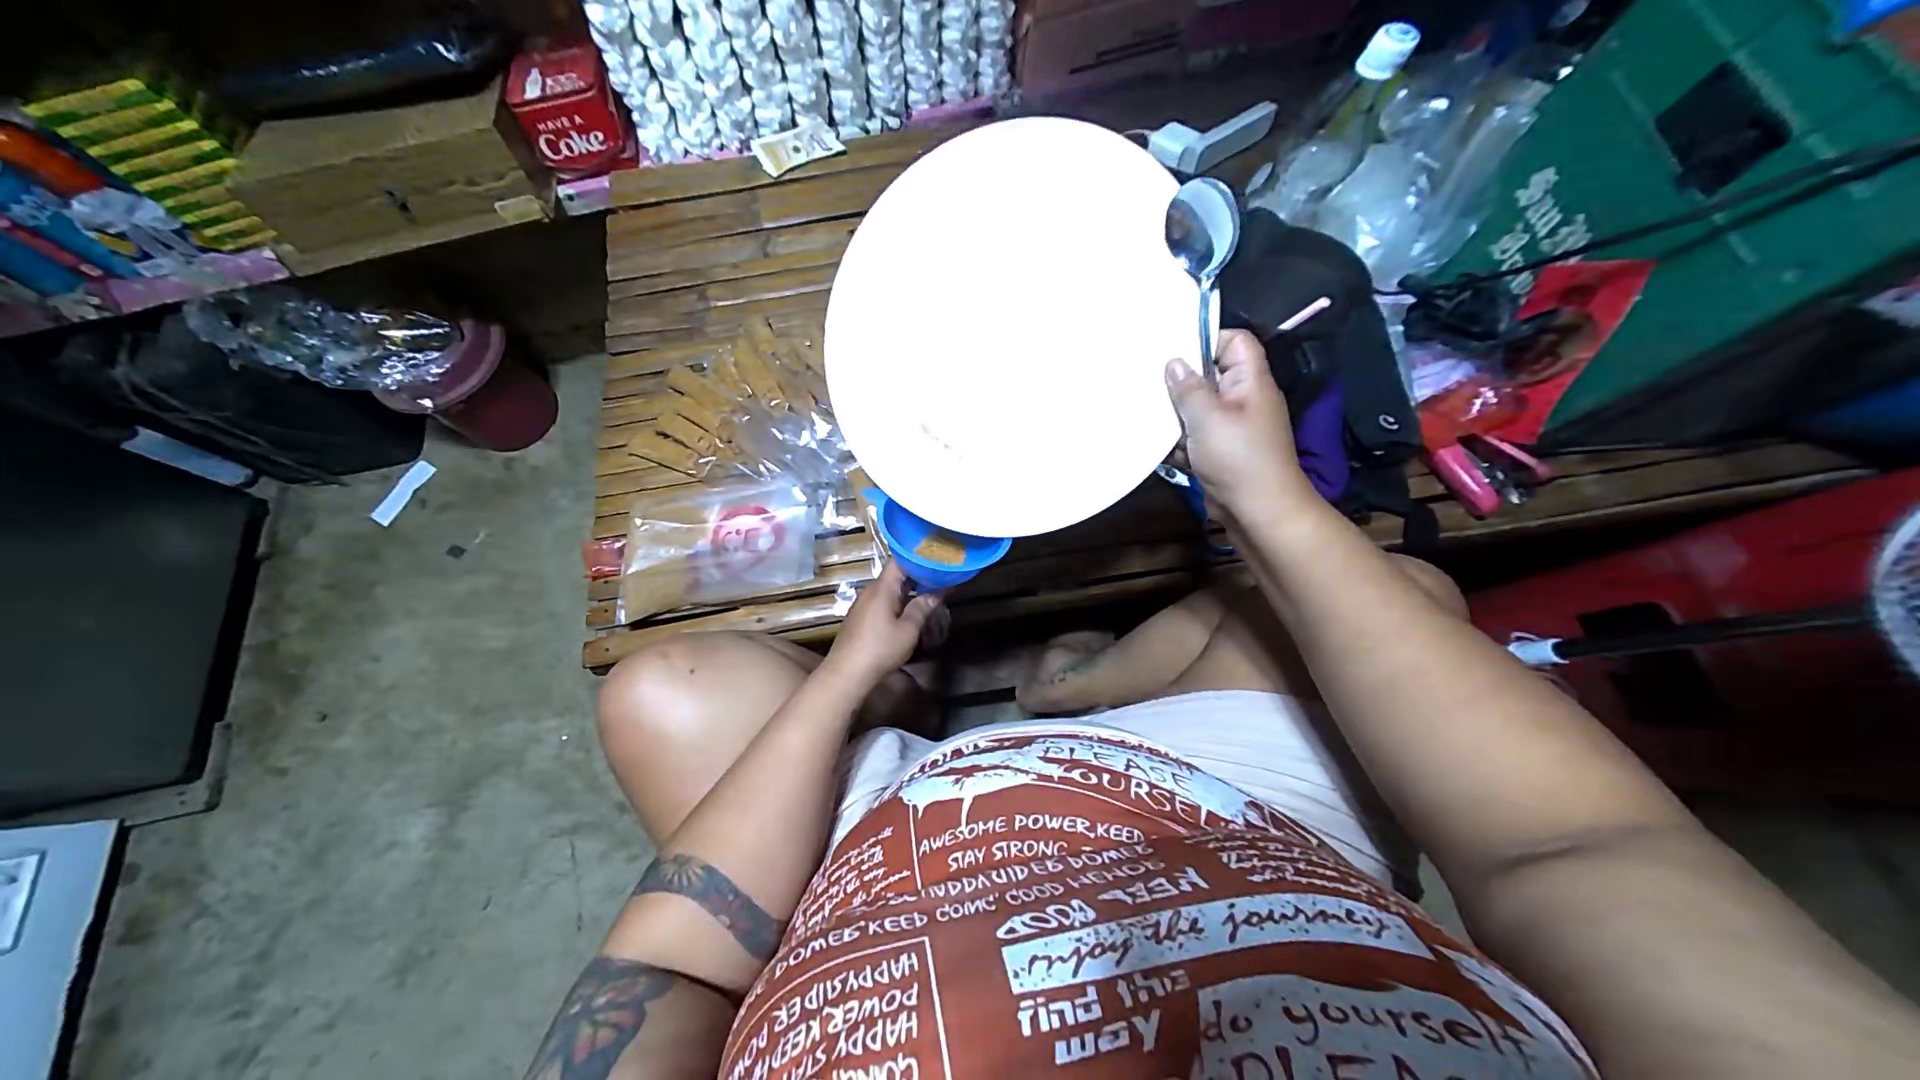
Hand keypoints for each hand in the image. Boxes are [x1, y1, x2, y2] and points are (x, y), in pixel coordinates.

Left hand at [822, 561, 943, 688]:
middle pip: (895, 575)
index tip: (937, 559)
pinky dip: (898, 601)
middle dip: (918, 575)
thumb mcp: (908, 630)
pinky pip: (882, 601)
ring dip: (908, 591)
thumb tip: (937, 592)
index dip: (918, 558)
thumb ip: (922, 608)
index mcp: (882, 588)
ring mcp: (863, 604)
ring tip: (931, 593)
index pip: (899, 561)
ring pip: (889, 589)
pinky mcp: (861, 617)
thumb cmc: (880, 649)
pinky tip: (910, 611)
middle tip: (941, 577)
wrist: (847, 673)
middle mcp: (870, 591)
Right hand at [1165, 329, 1315, 520]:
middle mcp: (1243, 400)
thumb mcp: (1207, 418)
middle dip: (1182, 384)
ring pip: (1199, 409)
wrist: (1258, 511)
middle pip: (1210, 376)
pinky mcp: (1222, 451)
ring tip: (1156, 421)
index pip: (1235, 342)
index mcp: (1250, 382)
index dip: (1208, 340)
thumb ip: (1188, 388)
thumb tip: (1175, 363)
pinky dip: (1182, 443)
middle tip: (1153, 386)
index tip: (1175, 352)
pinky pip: (1197, 437)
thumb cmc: (1237, 458)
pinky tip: (1168, 451)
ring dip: (1178, 418)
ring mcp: (1233, 427)